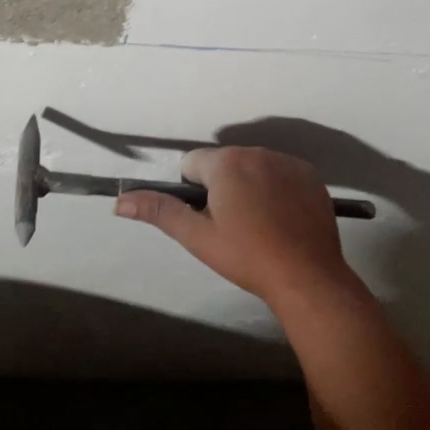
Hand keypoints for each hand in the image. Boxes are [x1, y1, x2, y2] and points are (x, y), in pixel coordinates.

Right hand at [116, 146, 358, 306]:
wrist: (307, 277)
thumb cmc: (247, 257)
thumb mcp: (198, 237)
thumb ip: (159, 211)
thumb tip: (120, 201)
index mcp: (224, 162)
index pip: (192, 164)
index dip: (195, 193)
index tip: (211, 220)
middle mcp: (255, 151)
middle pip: (223, 163)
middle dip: (222, 188)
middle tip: (234, 226)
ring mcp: (286, 161)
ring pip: (252, 167)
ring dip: (249, 186)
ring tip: (260, 225)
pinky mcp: (309, 174)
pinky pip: (281, 173)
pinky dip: (277, 189)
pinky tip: (283, 219)